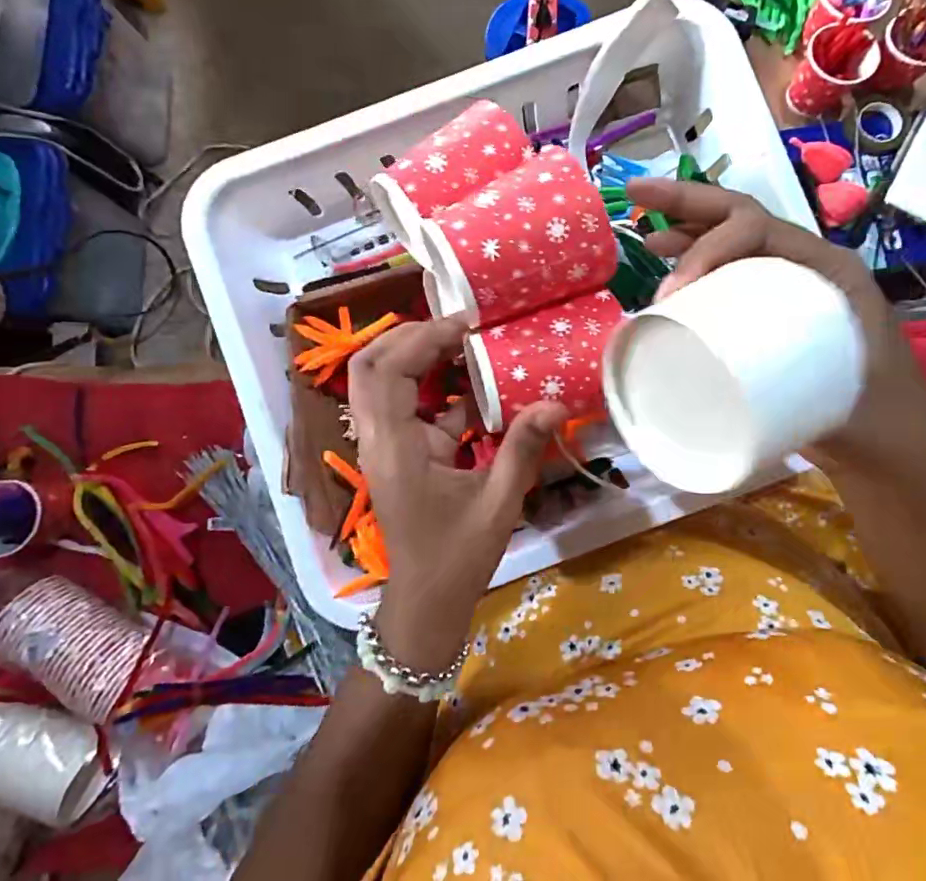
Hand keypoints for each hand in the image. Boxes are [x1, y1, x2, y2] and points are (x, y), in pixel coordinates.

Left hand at [348, 317, 566, 669]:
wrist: (427, 601)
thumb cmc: (457, 556)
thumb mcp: (498, 503)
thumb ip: (522, 450)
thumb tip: (555, 403)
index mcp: (394, 448)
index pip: (386, 372)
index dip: (421, 338)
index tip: (466, 324)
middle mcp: (379, 439)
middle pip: (370, 367)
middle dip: (410, 336)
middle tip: (459, 325)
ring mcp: (386, 445)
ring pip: (383, 383)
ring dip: (419, 357)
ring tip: (467, 342)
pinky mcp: (401, 453)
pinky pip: (410, 406)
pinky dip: (437, 388)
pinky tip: (477, 387)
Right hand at [626, 177, 925, 470]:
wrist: (900, 455)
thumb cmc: (878, 422)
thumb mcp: (835, 390)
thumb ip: (778, 376)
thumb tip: (696, 362)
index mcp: (831, 270)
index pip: (759, 230)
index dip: (708, 246)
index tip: (671, 291)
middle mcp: (812, 268)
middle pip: (743, 218)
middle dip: (688, 201)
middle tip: (637, 192)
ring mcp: (794, 291)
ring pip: (736, 241)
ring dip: (690, 227)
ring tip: (646, 231)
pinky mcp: (779, 317)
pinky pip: (736, 275)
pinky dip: (701, 264)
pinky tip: (672, 273)